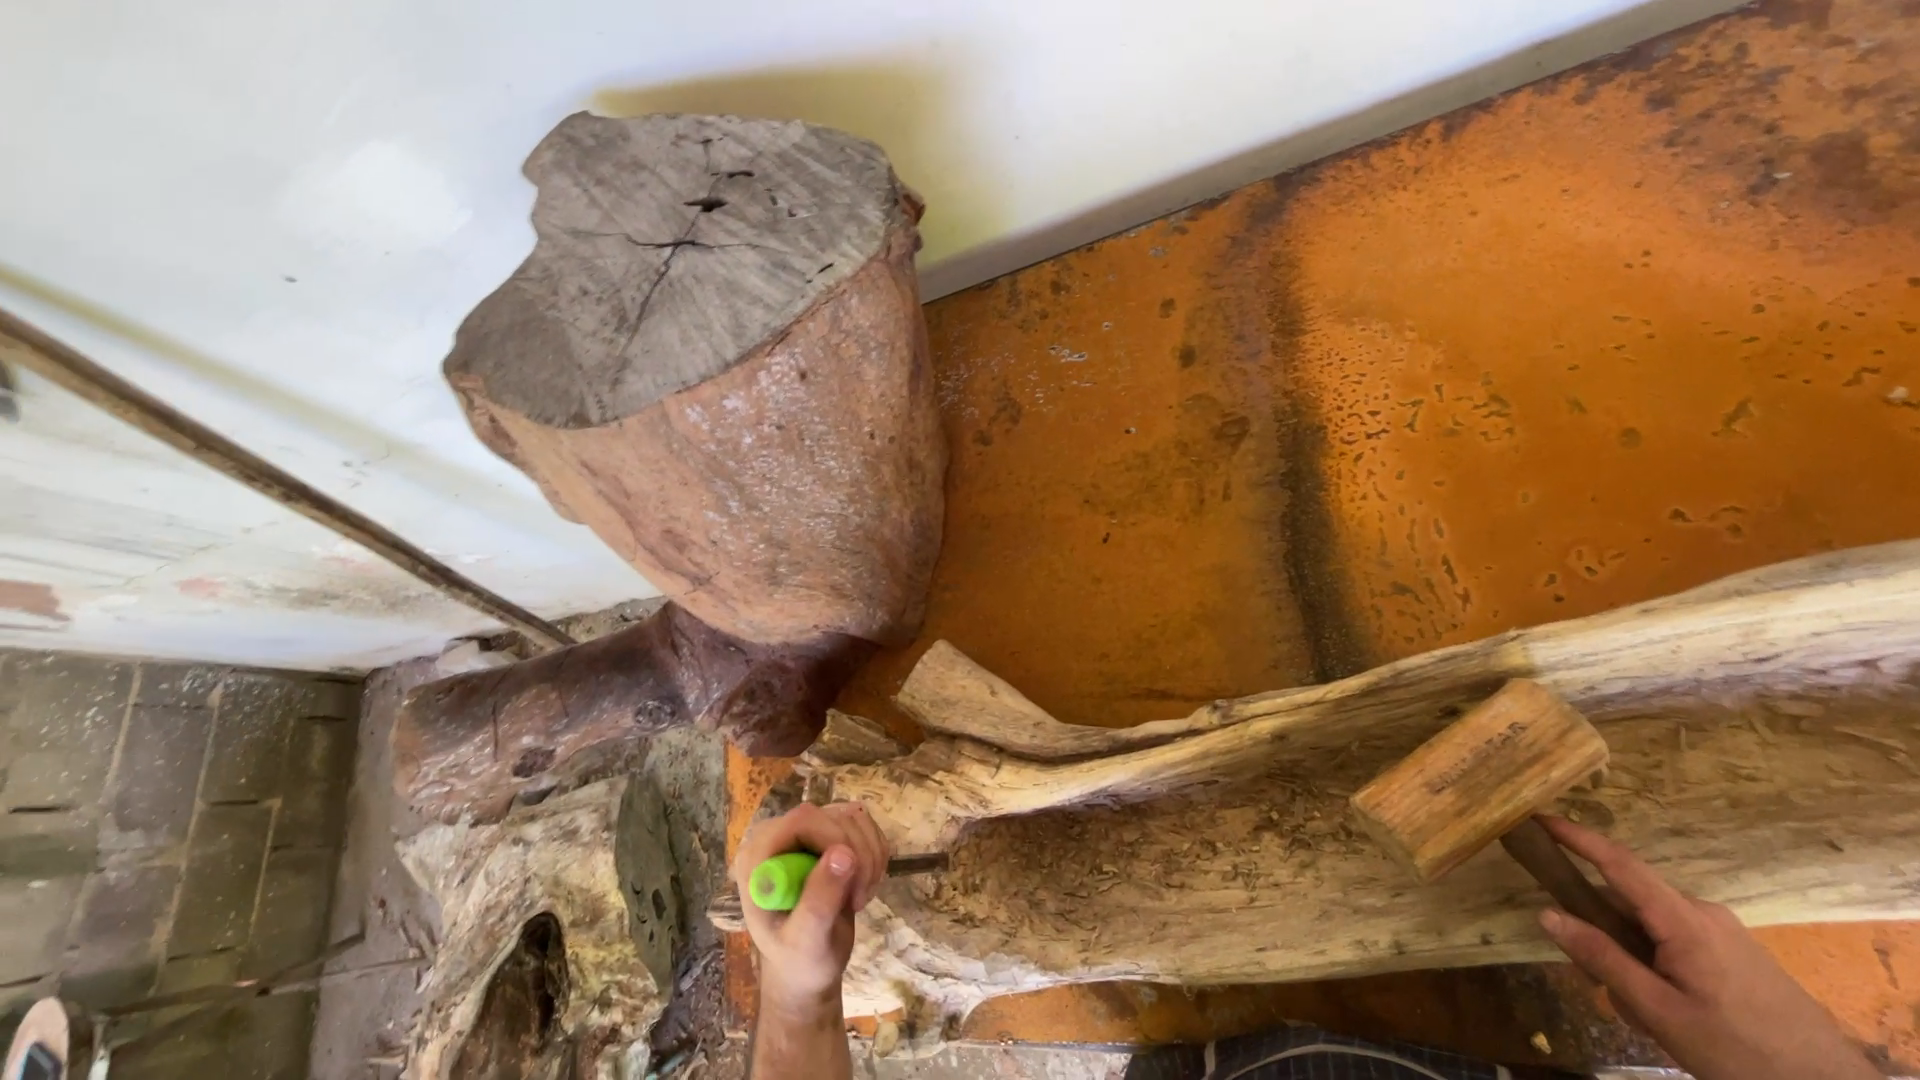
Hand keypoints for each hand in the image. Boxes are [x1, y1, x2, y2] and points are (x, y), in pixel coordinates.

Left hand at [731, 802, 889, 1007]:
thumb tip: (843, 854)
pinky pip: (865, 826)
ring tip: (860, 895)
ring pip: (854, 818)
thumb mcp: (806, 941)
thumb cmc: (799, 962)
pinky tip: (865, 884)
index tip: (851, 878)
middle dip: (857, 855)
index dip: (834, 839)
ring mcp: (807, 835)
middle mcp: (780, 837)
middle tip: (860, 897)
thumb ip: (818, 900)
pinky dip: (876, 853)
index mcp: (759, 857)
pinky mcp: (831, 837)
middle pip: (833, 816)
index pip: (802, 819)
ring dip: (870, 856)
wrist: (810, 970)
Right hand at [1535, 816, 1877, 1079]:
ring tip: (1640, 1013)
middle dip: (1600, 933)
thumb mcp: (1659, 1011)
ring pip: (1651, 928)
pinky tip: (1666, 1010)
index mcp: (1684, 921)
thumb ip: (1602, 959)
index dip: (1576, 837)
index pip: (1620, 864)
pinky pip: (1677, 942)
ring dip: (1630, 958)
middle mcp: (1704, 914)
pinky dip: (1655, 965)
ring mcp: (1725, 933)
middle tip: (1591, 981)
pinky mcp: (1738, 954)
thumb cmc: (1740, 1050)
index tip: (1539, 818)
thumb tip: (1547, 913)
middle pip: (1629, 903)